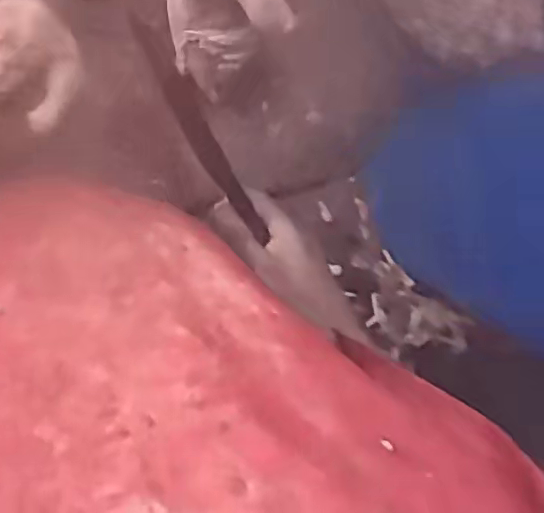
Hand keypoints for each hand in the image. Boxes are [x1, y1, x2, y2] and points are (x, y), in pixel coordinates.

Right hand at [205, 188, 368, 346]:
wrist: (338, 348)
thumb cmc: (293, 301)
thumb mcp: (256, 265)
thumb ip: (235, 233)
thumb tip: (216, 202)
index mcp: (289, 225)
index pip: (255, 196)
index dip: (230, 195)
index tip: (205, 201)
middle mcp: (301, 234)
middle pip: (262, 216)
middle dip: (236, 218)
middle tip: (208, 228)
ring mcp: (307, 256)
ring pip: (268, 236)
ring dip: (246, 239)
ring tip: (221, 248)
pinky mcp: (309, 277)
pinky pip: (276, 253)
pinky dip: (258, 255)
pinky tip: (244, 270)